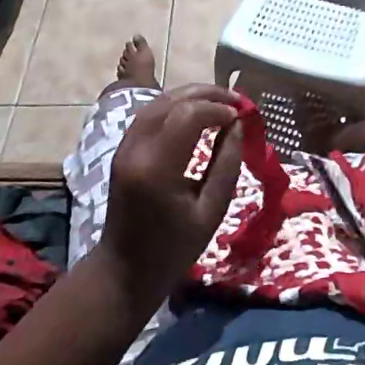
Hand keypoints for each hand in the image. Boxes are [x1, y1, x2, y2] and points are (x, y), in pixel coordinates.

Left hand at [95, 85, 244, 301]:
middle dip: (207, 94)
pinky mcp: (123, 150)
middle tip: (238, 100)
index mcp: (157, 168)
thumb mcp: (211, 211)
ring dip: (191, 96)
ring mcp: (124, 148)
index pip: (188, 115)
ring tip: (222, 102)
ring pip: (157, 102)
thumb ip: (226, 164)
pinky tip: (197, 113)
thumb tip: (238, 126)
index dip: (218, 108)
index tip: (242, 117)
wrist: (124, 270)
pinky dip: (175, 107)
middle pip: (171, 101)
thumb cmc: (173, 249)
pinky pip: (149, 115)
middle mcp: (136, 149)